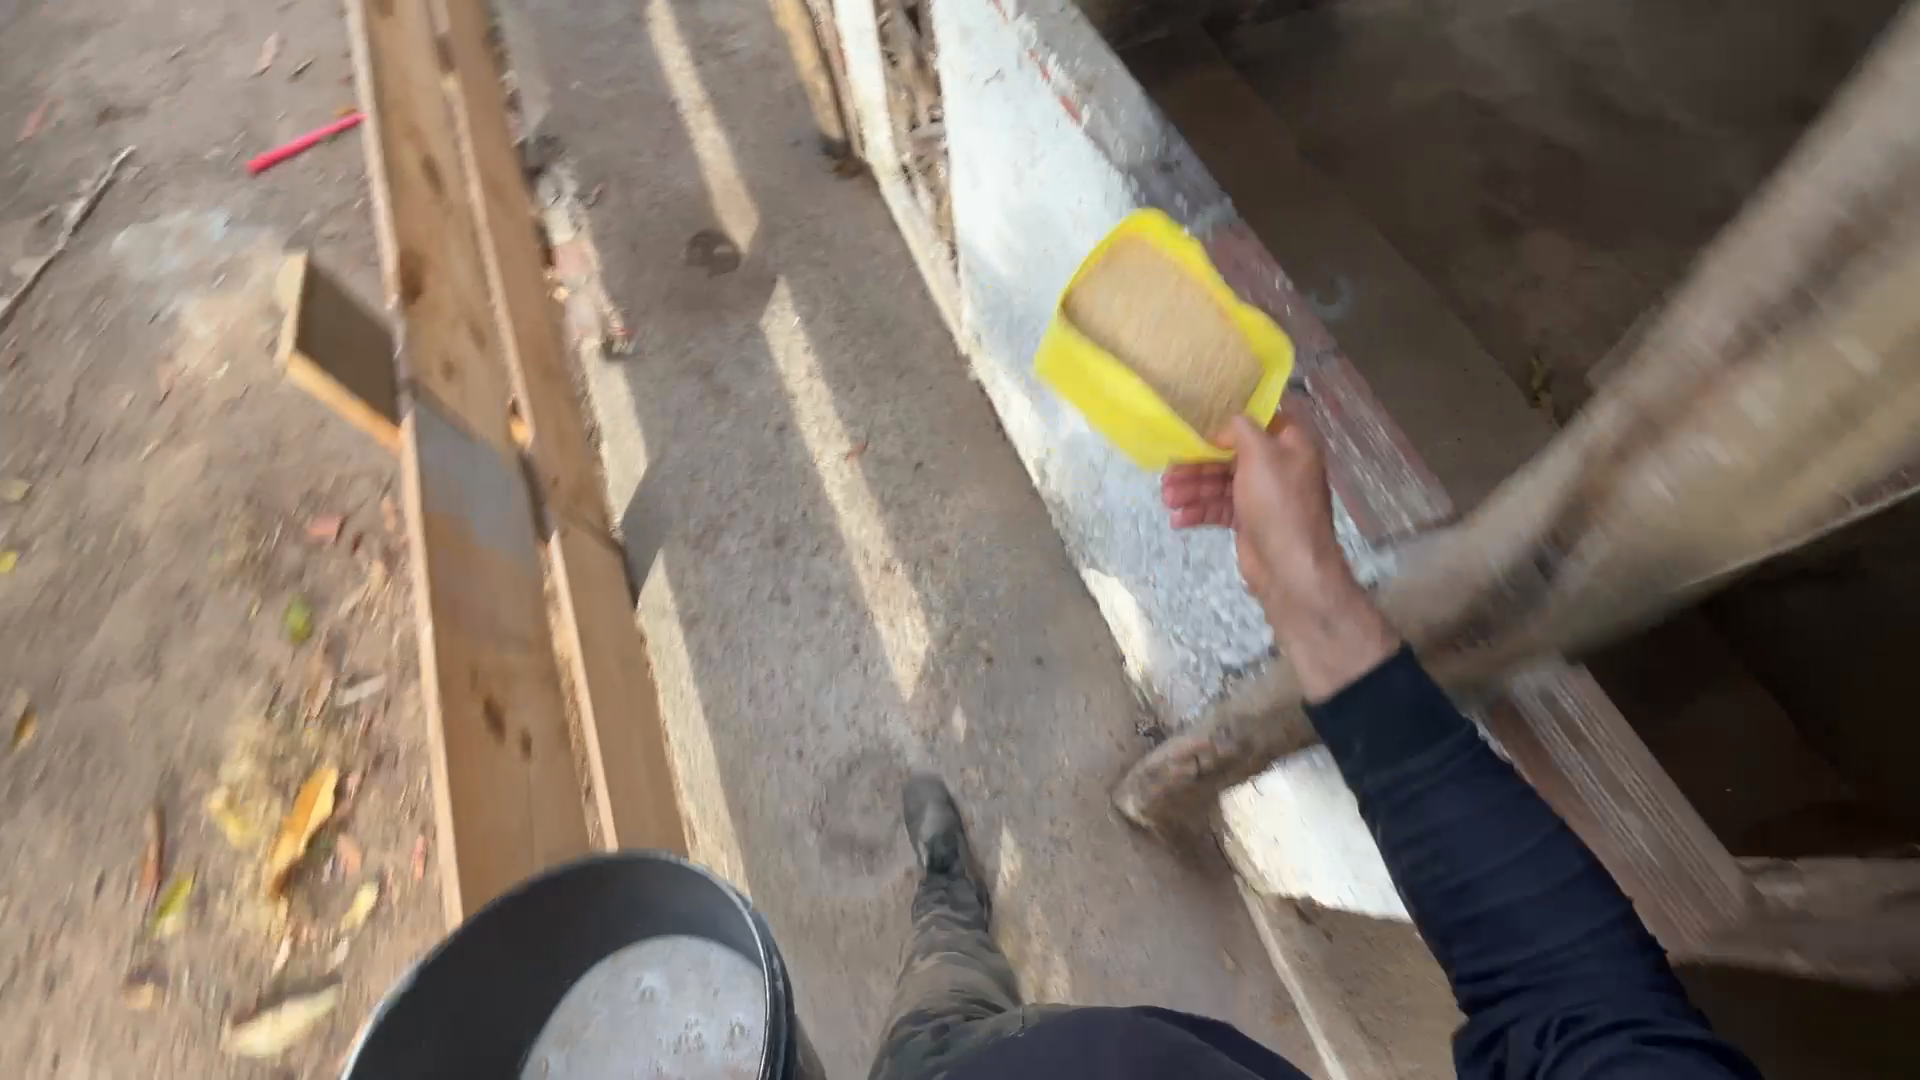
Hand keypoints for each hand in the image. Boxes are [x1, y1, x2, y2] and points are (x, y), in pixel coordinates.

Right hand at [1162, 401, 1399, 699]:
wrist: (1289, 566)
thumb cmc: (1278, 504)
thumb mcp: (1261, 455)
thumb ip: (1241, 430)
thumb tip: (1225, 427)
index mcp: (1289, 446)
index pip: (1256, 424)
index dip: (1227, 426)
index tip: (1198, 430)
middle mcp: (1277, 468)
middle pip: (1229, 457)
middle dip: (1197, 465)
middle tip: (1168, 473)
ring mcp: (1262, 497)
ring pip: (1220, 484)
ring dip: (1192, 490)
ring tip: (1167, 499)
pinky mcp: (1248, 521)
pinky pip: (1219, 509)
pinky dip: (1199, 512)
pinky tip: (1178, 520)